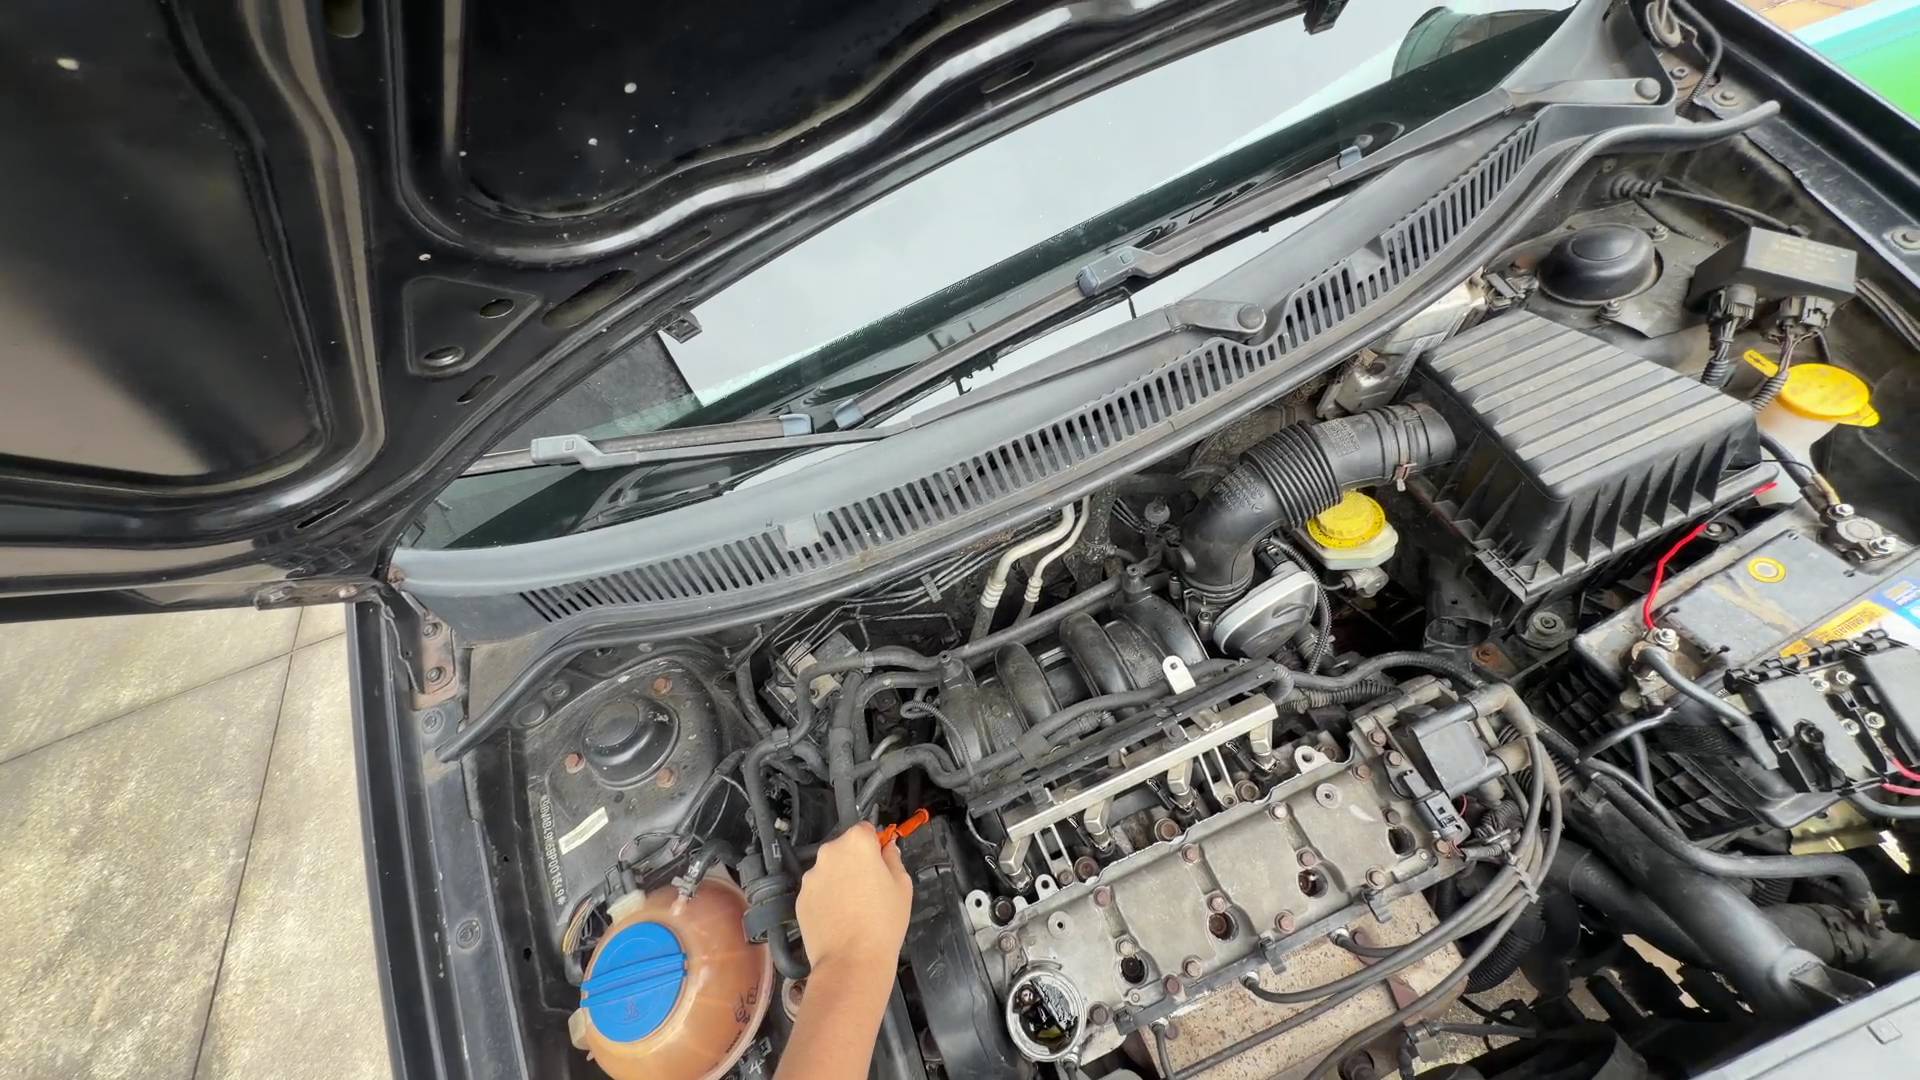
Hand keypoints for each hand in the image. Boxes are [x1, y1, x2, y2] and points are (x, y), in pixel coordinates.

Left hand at [795, 821, 913, 976]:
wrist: (851, 961)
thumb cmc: (883, 921)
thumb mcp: (902, 886)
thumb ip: (894, 859)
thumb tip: (887, 848)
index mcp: (857, 842)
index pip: (866, 829)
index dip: (874, 845)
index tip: (880, 863)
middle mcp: (829, 852)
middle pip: (845, 848)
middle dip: (855, 861)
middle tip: (869, 888)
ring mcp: (811, 876)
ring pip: (830, 869)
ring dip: (839, 879)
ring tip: (852, 908)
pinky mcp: (800, 898)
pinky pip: (817, 890)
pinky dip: (826, 898)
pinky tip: (838, 918)